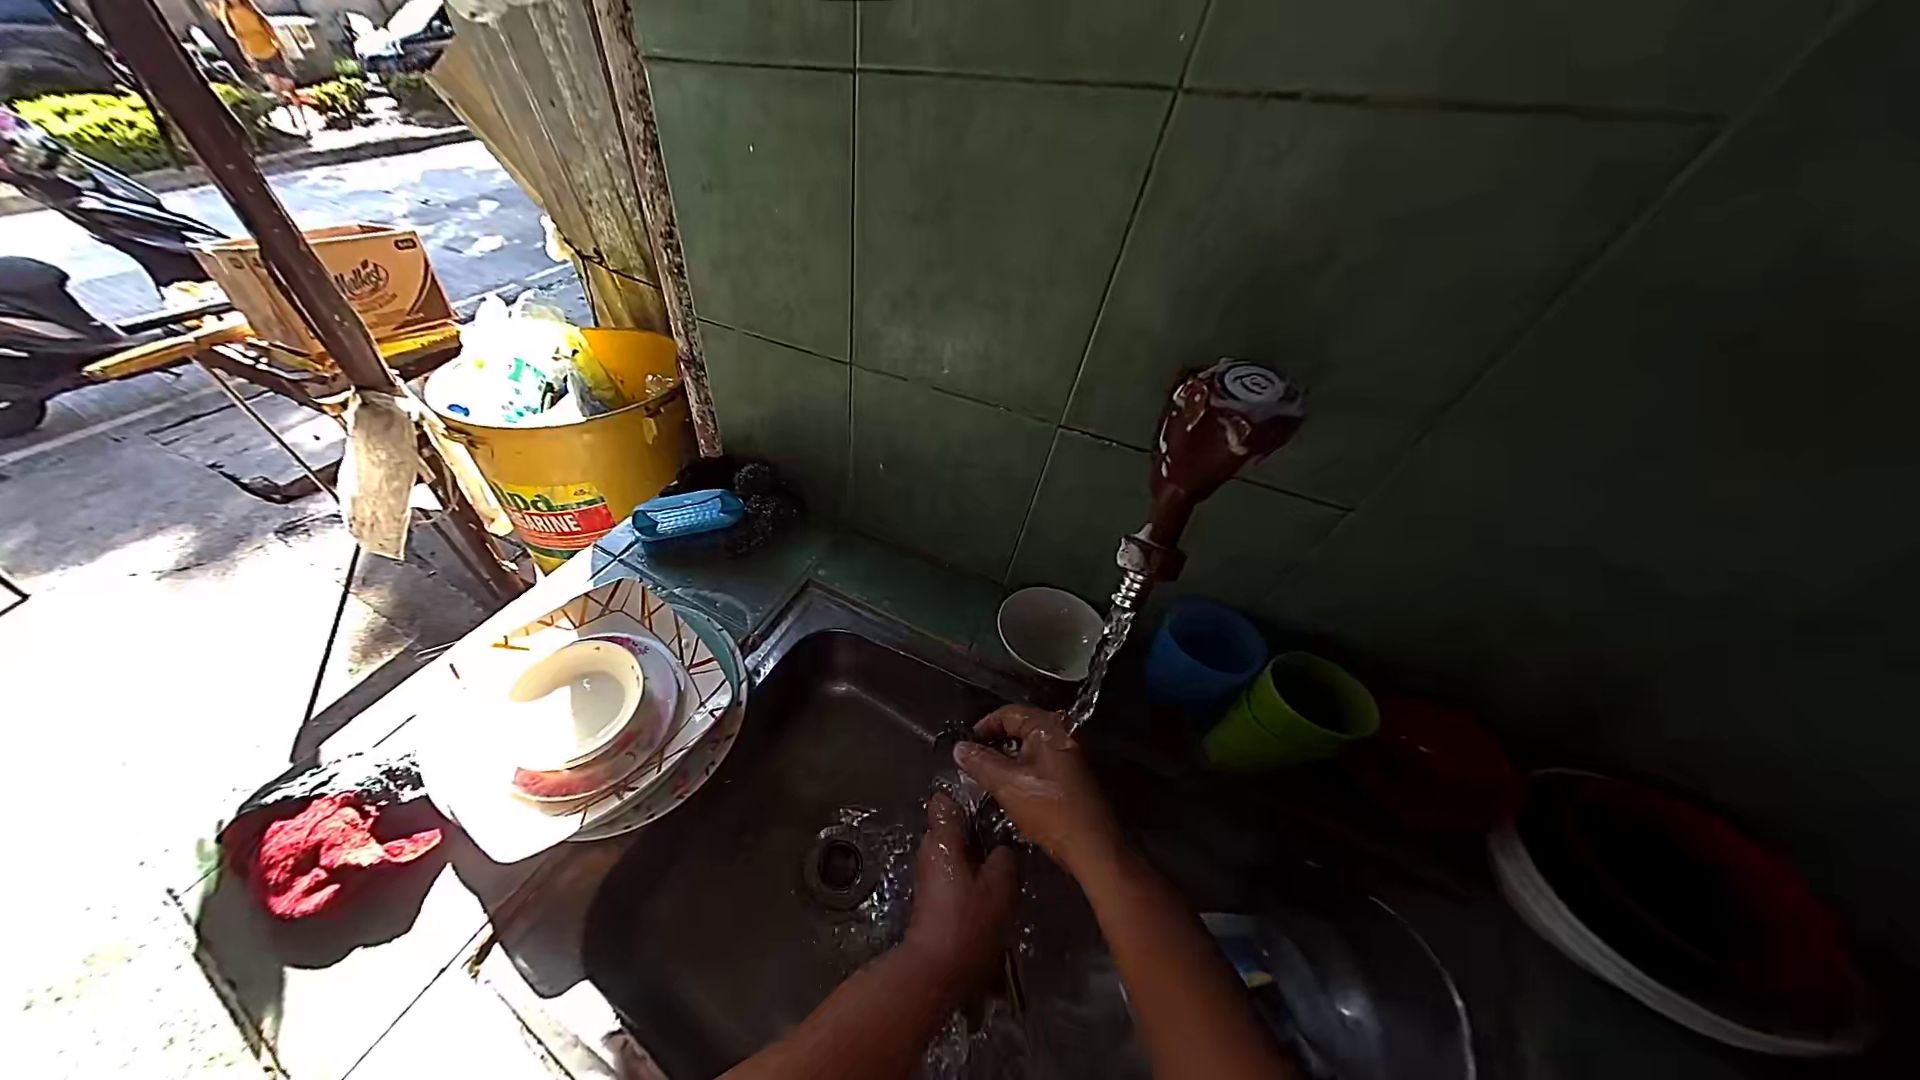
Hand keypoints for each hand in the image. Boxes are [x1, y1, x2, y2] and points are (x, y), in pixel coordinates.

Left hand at [903, 793, 1017, 996]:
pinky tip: (986, 894)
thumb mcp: (1001, 885)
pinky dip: (966, 877)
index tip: (989, 808)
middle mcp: (929, 849)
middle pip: (952, 827)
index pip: (945, 801)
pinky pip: (951, 873)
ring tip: (998, 871)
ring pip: (952, 851)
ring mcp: (926, 873)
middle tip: (1002, 843)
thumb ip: (1004, 857)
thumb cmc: (969, 921)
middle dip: (974, 832)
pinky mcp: (929, 895)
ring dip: (972, 858)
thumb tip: (1001, 848)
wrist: (936, 970)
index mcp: (942, 838)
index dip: (966, 800)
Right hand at [952, 705, 1125, 876]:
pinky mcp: (1071, 776)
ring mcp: (1069, 755)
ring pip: (1029, 749)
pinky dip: (1022, 772)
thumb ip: (979, 762)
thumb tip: (960, 748)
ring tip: (988, 779)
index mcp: (1048, 726)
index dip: (984, 727)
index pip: (1008, 713)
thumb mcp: (1005, 783)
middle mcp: (1062, 733)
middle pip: (1019, 730)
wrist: (1090, 845)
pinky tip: (1011, 791)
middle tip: (974, 762)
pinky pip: (1040, 764)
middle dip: (994, 745)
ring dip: (1007, 761)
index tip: (968, 745)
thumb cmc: (1050, 808)